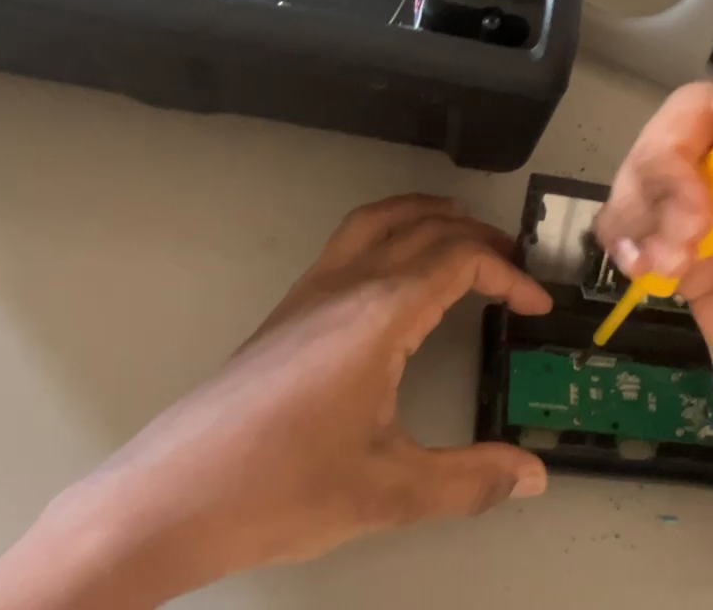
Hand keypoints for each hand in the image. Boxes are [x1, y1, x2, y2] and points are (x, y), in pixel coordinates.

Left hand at [0, 195, 550, 609]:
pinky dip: (390, 232)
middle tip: (513, 267)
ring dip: (427, 217)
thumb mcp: (391, 491)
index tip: (537, 305)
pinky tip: (396, 277)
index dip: (509, 275)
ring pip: (379, 219)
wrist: (175, 494)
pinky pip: (350, 241)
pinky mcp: (288, 309)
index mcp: (380, 313)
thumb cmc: (285, 487)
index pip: (459, 260)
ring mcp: (311, 291)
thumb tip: (533, 476)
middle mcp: (346, 284)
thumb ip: (471, 481)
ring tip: (462, 235)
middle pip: (424, 226)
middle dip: (478, 235)